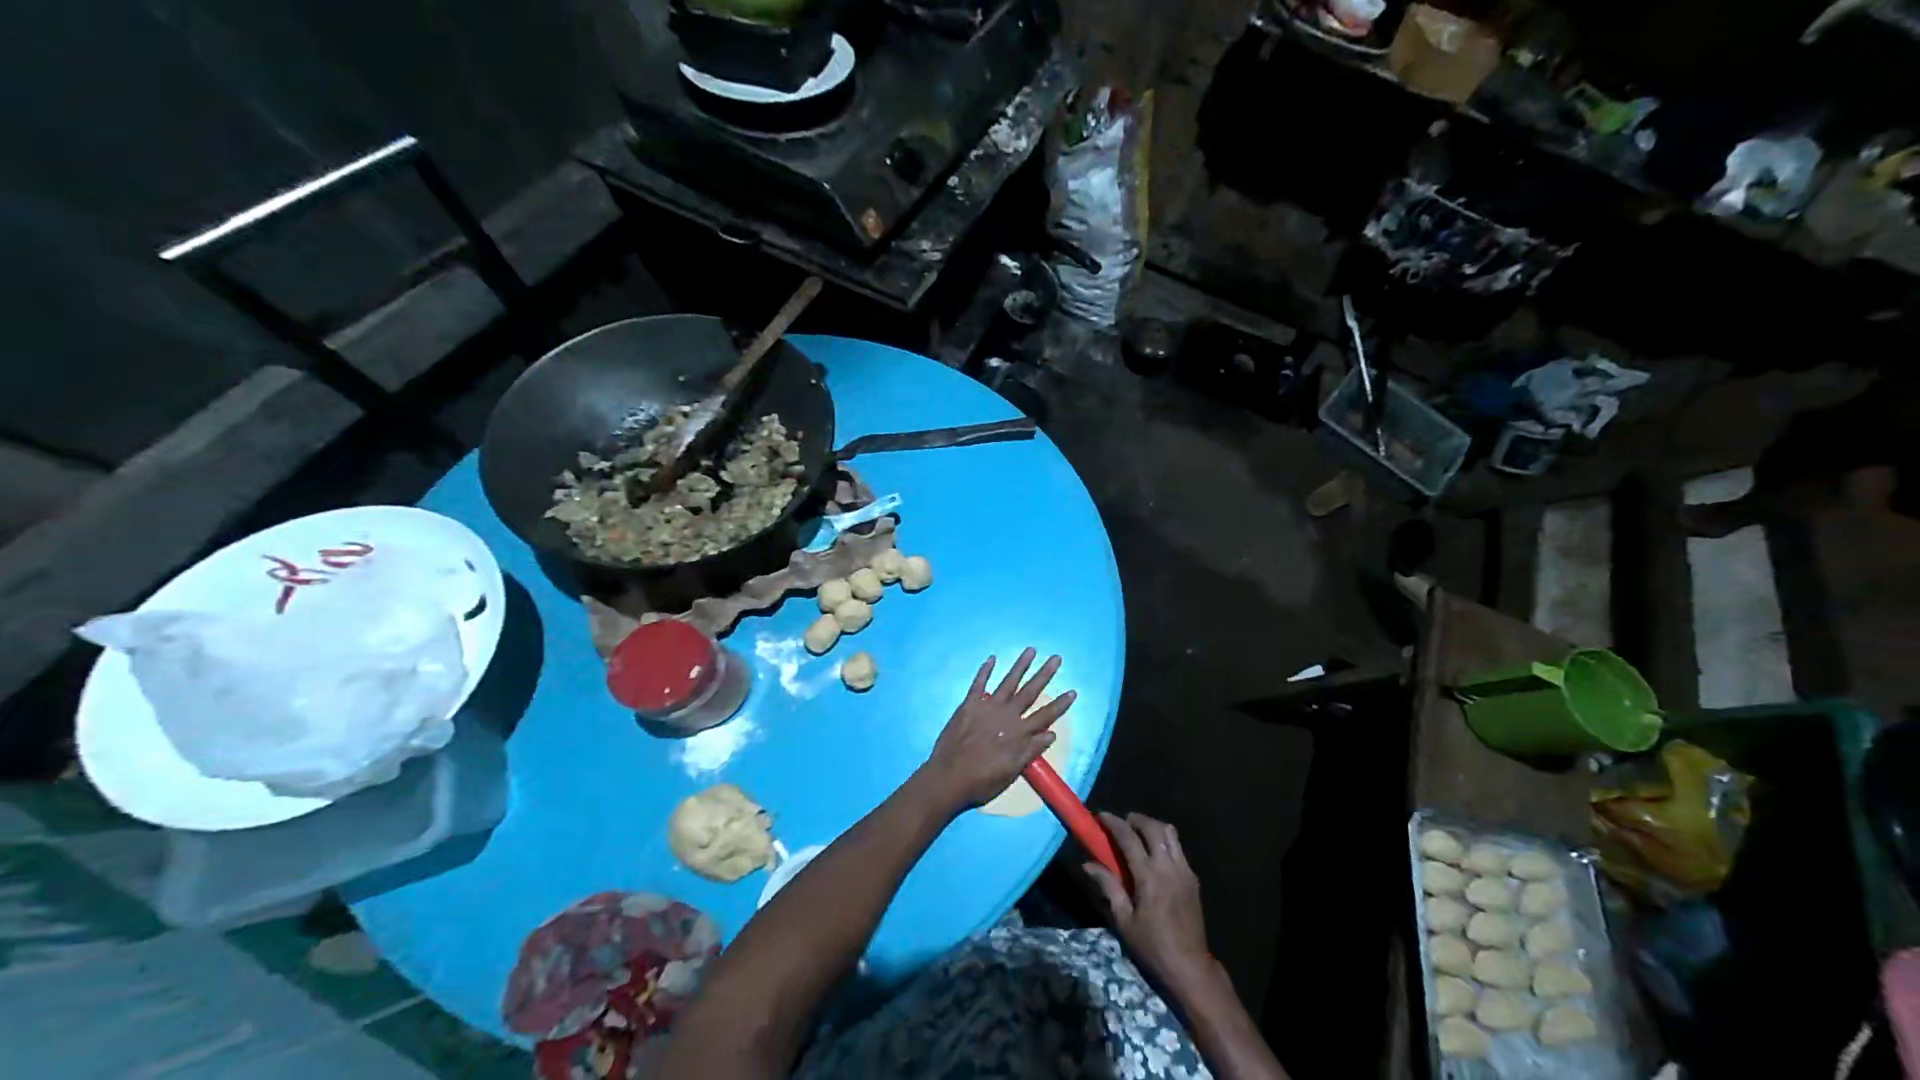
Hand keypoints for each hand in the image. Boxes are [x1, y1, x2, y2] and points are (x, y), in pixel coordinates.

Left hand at [922, 648, 1075, 808]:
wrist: (949, 777)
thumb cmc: (983, 781)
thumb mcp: (1012, 772)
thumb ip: (1031, 751)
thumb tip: (1051, 734)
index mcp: (1019, 733)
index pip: (1045, 715)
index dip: (1060, 704)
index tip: (1073, 691)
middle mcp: (1006, 715)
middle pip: (1030, 691)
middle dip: (1044, 674)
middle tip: (1056, 658)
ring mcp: (987, 707)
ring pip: (1008, 682)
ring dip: (1020, 665)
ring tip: (1031, 650)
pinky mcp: (968, 705)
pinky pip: (978, 684)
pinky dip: (985, 671)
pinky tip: (992, 658)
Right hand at [1087, 812, 1210, 985]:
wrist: (1189, 965)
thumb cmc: (1152, 945)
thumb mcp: (1123, 920)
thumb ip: (1108, 887)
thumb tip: (1087, 864)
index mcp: (1148, 876)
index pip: (1129, 837)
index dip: (1113, 822)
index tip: (1101, 815)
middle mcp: (1168, 867)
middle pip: (1153, 828)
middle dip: (1135, 819)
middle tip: (1121, 822)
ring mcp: (1184, 870)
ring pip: (1170, 833)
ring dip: (1152, 826)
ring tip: (1138, 832)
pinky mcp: (1193, 878)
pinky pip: (1178, 847)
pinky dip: (1165, 840)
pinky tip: (1155, 852)